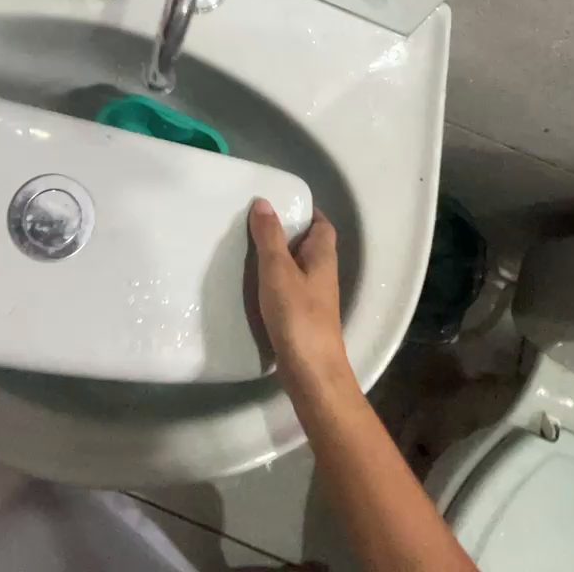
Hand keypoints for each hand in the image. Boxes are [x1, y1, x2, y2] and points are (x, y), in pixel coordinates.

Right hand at [248, 199, 350, 387]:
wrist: (312, 371)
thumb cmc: (297, 315)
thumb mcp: (277, 270)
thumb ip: (270, 237)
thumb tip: (264, 202)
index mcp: (323, 257)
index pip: (322, 224)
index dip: (307, 212)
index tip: (281, 204)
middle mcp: (323, 274)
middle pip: (310, 244)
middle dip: (288, 232)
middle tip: (257, 223)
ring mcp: (315, 298)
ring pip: (298, 267)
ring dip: (280, 257)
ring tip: (250, 248)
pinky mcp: (304, 317)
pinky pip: (291, 287)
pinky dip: (275, 280)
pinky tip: (255, 285)